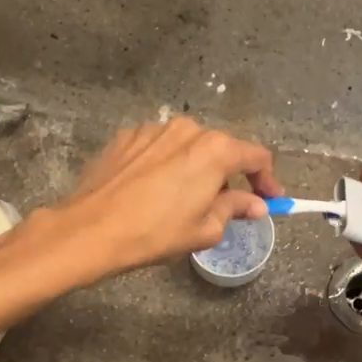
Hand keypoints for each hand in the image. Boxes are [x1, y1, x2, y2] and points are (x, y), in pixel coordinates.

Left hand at [50, 117, 283, 277]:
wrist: (92, 229)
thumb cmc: (156, 232)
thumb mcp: (205, 228)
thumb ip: (235, 208)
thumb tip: (255, 204)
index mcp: (215, 149)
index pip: (256, 156)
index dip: (267, 179)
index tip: (270, 199)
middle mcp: (187, 129)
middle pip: (221, 148)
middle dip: (229, 175)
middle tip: (227, 204)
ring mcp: (153, 129)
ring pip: (187, 147)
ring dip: (195, 168)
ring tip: (185, 199)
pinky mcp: (126, 137)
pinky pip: (158, 149)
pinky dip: (166, 165)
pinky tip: (154, 191)